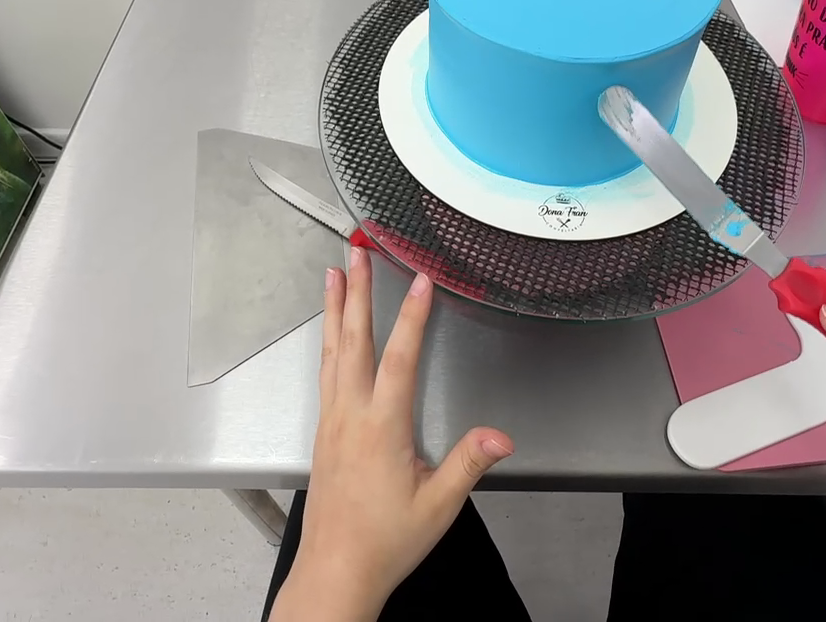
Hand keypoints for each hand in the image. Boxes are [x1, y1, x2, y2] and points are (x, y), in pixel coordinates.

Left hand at [270, 248, 514, 621]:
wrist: (335, 571)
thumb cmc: (386, 539)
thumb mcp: (438, 505)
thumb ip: (468, 464)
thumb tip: (501, 436)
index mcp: (381, 426)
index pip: (399, 358)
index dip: (413, 317)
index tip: (421, 281)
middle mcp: (351, 413)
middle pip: (354, 340)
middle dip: (359, 292)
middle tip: (356, 253)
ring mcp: (332, 418)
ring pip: (333, 350)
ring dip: (336, 308)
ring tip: (334, 274)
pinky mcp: (324, 428)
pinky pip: (325, 369)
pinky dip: (328, 338)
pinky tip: (331, 329)